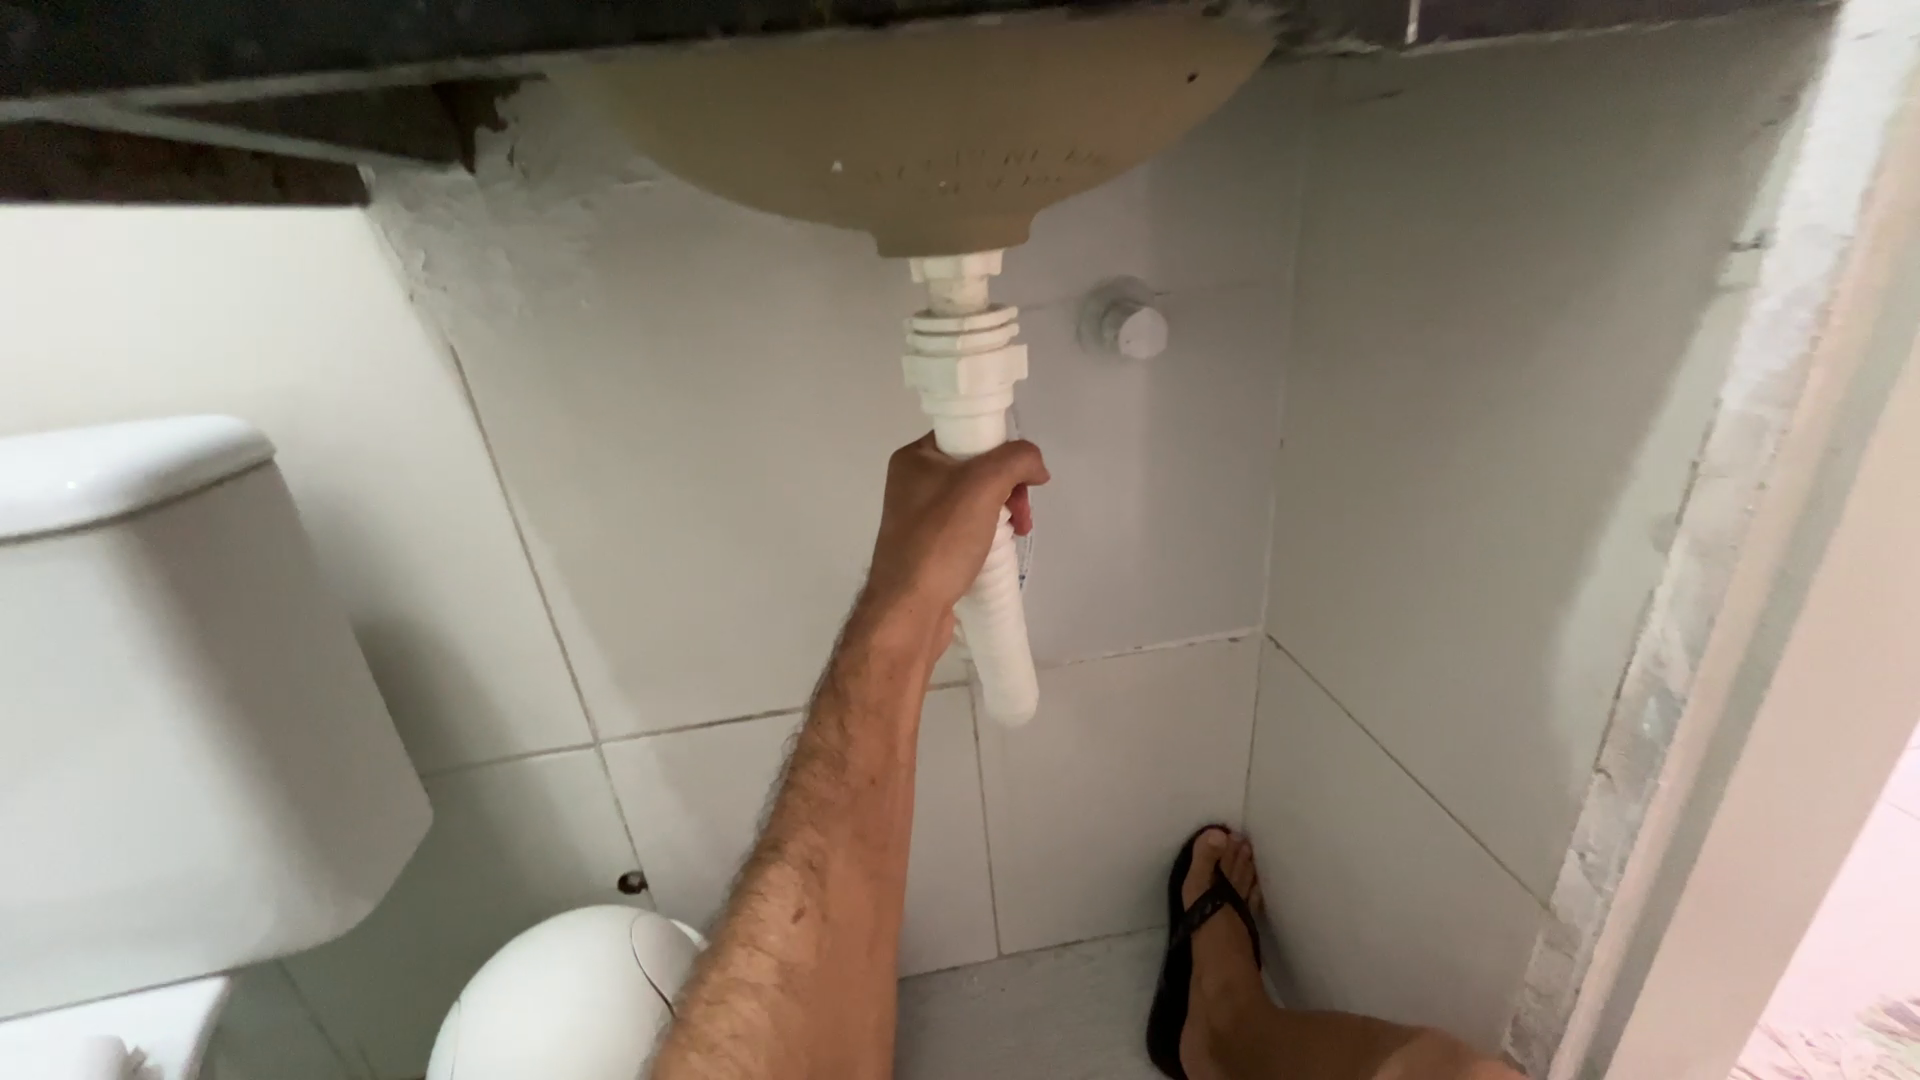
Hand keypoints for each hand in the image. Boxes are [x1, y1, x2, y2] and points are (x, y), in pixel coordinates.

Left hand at [865, 433, 1049, 620]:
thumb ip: (1017, 460)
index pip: (967, 435)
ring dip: (1004, 512)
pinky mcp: (927, 548)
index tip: (1022, 478)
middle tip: (1022, 514)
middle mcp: (912, 483)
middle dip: (1009, 488)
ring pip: (975, 501)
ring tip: (1018, 534)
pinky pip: (966, 529)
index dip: (1001, 451)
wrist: (909, 608)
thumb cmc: (941, 539)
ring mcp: (918, 518)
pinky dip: (988, 534)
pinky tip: (998, 549)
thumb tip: (1036, 467)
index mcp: (915, 458)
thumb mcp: (983, 484)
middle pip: (976, 469)